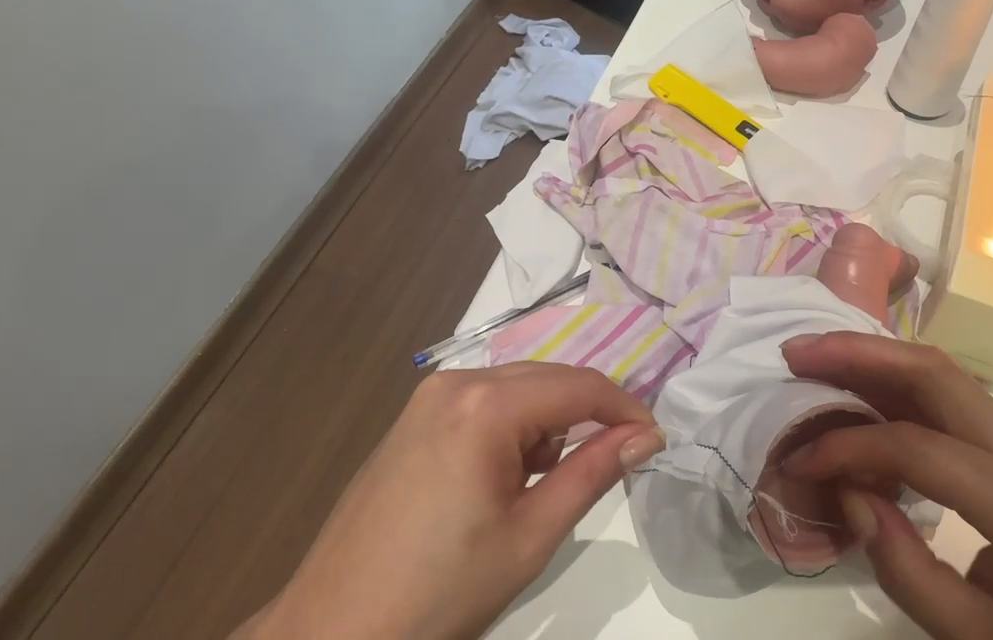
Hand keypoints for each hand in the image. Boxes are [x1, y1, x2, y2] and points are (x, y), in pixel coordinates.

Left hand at [242, 362, 663, 639]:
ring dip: (549, 421)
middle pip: (547, 377)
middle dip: (588, 412)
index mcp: (485, 405)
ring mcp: (428, 398)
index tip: (655, 438)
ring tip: (555, 480)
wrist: (336, 626)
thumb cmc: (442, 588)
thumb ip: (594, 472)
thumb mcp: (531, 534)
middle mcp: (456, 382)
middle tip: (619, 458)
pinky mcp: (413, 419)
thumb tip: (646, 435)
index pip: (578, 386)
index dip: (624, 408)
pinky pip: (483, 403)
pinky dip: (513, 427)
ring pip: (516, 388)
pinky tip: (513, 472)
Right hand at [780, 333, 992, 639]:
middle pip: (934, 372)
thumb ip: (904, 569)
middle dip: (859, 353)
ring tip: (818, 358)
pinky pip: (954, 401)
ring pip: (945, 375)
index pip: (914, 447)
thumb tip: (848, 493)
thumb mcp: (976, 638)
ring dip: (878, 359)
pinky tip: (864, 396)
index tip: (799, 460)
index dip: (846, 446)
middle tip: (797, 353)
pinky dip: (901, 386)